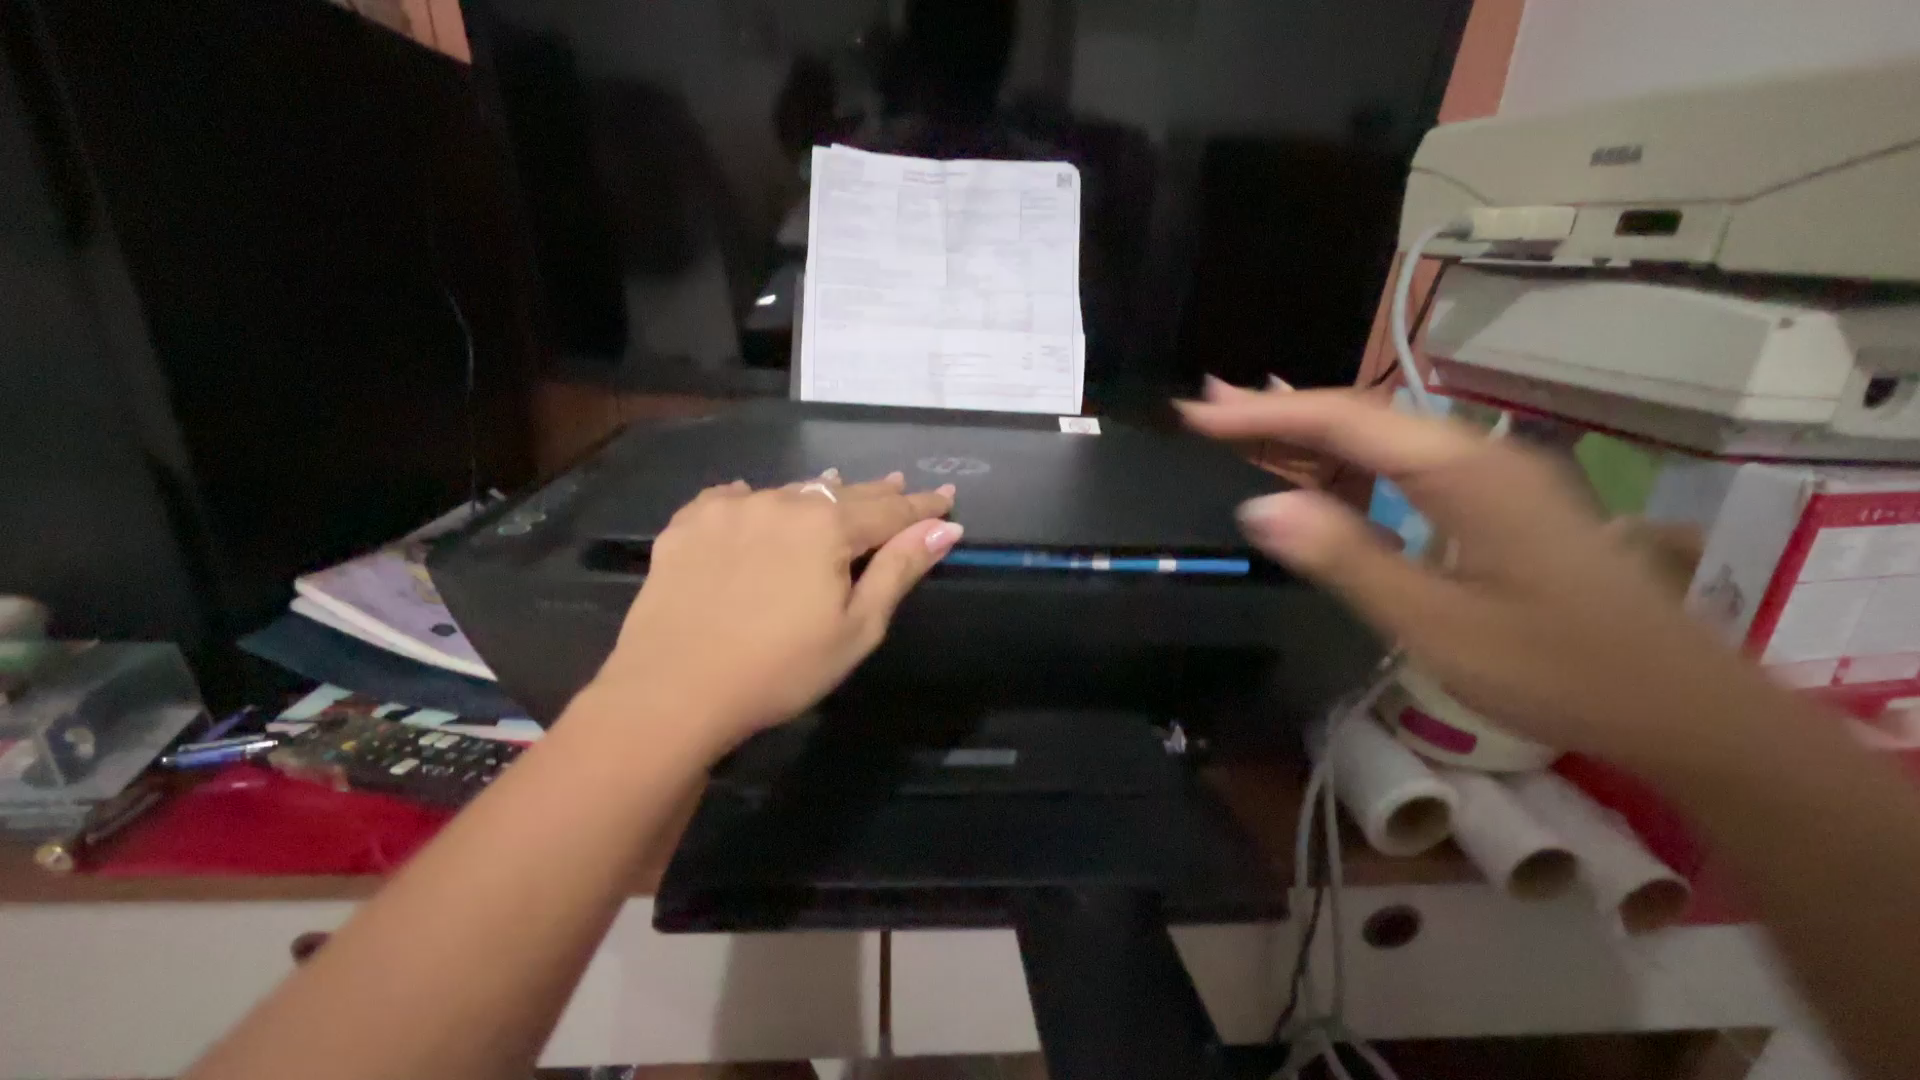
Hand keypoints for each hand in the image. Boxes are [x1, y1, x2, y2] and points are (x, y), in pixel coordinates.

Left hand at [587, 471, 960, 755]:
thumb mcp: (856, 629)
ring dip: (816, 495)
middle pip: (841, 494)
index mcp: (828, 527)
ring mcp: (729, 510)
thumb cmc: (780, 669)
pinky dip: (753, 501)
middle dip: (874, 493)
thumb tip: (944, 528)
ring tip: (835, 489)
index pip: (890, 510)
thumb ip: (899, 571)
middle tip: (897, 485)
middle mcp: (780, 502)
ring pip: (787, 493)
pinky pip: (731, 500)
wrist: (672, 690)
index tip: (946, 496)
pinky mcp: (687, 525)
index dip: (922, 506)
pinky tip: (753, 503)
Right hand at [1179, 385, 1762, 766]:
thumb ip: (1344, 558)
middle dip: (1281, 410)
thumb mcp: (1433, 623)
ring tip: (1244, 425)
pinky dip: (1352, 461)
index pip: (1343, 421)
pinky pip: (1409, 465)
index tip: (1198, 412)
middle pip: (1363, 416)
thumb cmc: (1556, 669)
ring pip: (1386, 439)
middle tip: (1208, 405)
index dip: (1264, 414)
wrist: (1680, 706)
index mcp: (1462, 472)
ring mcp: (1496, 476)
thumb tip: (1259, 506)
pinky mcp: (1501, 503)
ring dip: (1313, 433)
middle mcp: (1479, 455)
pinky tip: (1324, 470)